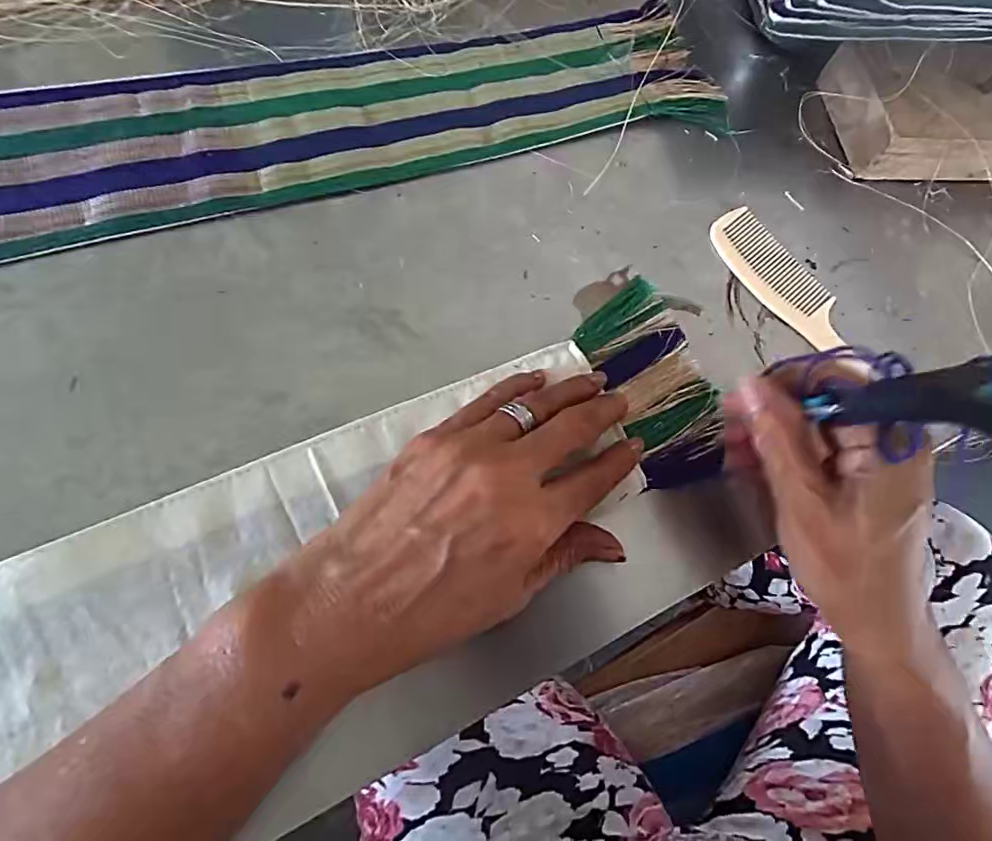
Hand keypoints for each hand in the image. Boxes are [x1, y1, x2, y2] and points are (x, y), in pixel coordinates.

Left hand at [271, 371, 641, 693]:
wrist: (357, 595)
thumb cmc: (438, 609)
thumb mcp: (512, 593)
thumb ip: (563, 555)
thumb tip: (610, 542)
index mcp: (534, 521)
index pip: (592, 479)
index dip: (620, 460)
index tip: (635, 444)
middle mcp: (508, 475)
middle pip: (569, 430)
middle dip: (602, 412)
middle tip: (621, 400)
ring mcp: (469, 448)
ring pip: (530, 407)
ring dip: (566, 391)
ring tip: (590, 381)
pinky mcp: (436, 437)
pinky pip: (485, 402)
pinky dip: (515, 388)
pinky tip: (535, 381)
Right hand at [723, 360, 934, 648]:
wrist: (879, 625)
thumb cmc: (845, 570)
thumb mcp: (802, 500)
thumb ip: (777, 437)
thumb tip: (749, 384)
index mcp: (890, 442)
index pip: (838, 379)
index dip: (786, 381)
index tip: (745, 401)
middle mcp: (892, 440)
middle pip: (824, 399)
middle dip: (772, 411)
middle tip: (730, 426)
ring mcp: (879, 457)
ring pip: (816, 422)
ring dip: (771, 431)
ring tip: (734, 450)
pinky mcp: (865, 474)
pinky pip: (821, 446)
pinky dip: (786, 452)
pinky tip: (753, 464)